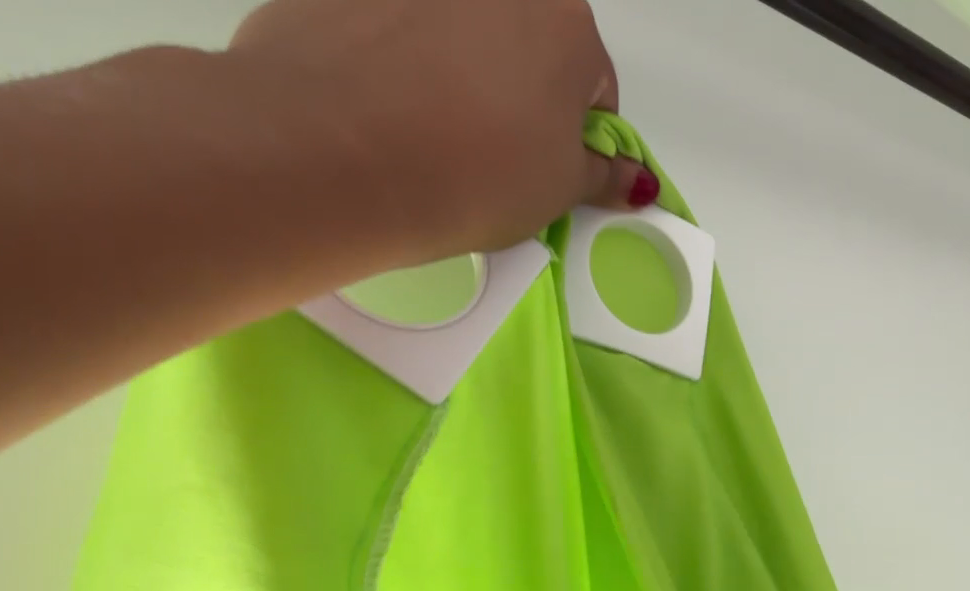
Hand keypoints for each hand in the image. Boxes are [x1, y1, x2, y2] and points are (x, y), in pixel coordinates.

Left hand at [227, 0, 655, 262]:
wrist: (335, 151)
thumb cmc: (478, 174)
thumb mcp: (560, 190)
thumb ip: (604, 176)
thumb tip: (635, 180)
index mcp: (567, 21)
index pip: (595, 90)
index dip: (578, 140)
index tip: (548, 173)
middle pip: (529, 51)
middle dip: (523, 99)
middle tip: (494, 158)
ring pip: (464, 39)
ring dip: (465, 78)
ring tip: (435, 136)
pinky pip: (399, 30)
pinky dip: (402, 64)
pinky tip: (386, 112)